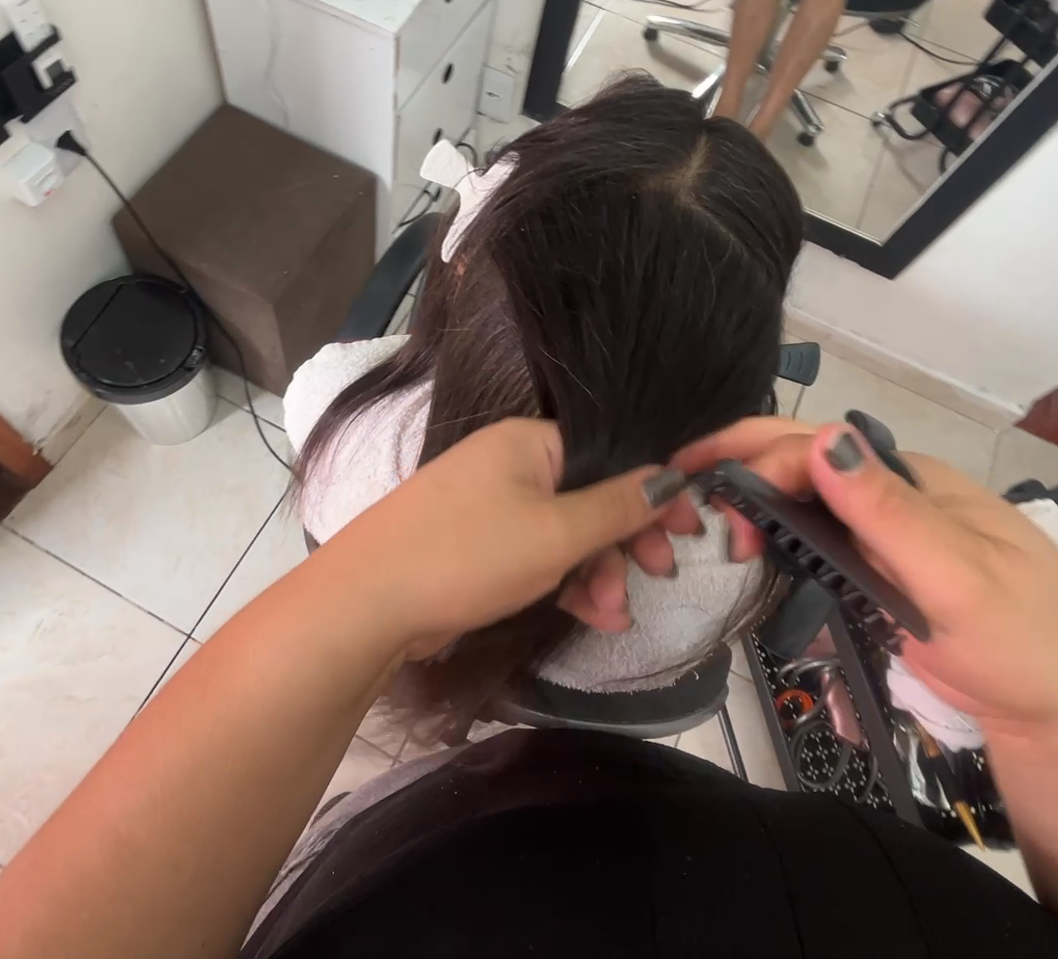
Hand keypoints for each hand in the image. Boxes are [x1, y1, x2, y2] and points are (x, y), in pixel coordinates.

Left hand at [318, 418, 688, 658]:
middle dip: (624, 542)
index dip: (651, 491)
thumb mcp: (555, 532)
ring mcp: (490, 508)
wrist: (369, 604)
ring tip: (616, 614)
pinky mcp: (478, 548)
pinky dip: (565, 583)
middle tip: (659, 576)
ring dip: (598, 572)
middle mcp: (509, 465)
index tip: (689, 530)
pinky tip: (595, 616)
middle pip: (589, 496)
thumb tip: (671, 477)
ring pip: (565, 534)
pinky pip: (536, 557)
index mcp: (527, 442)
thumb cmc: (468, 554)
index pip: (608, 455)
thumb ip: (618, 506)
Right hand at [673, 419, 1057, 738]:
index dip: (757, 469)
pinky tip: (750, 541)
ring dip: (751, 494)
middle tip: (684, 492)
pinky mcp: (876, 568)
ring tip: (708, 520)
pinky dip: (774, 529)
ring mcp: (883, 532)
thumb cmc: (1026, 647)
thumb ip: (889, 512)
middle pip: (799, 458)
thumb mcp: (960, 580)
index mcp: (913, 479)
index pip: (813, 448)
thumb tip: (824, 438)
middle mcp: (892, 494)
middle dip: (738, 462)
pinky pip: (813, 533)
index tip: (724, 524)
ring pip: (800, 493)